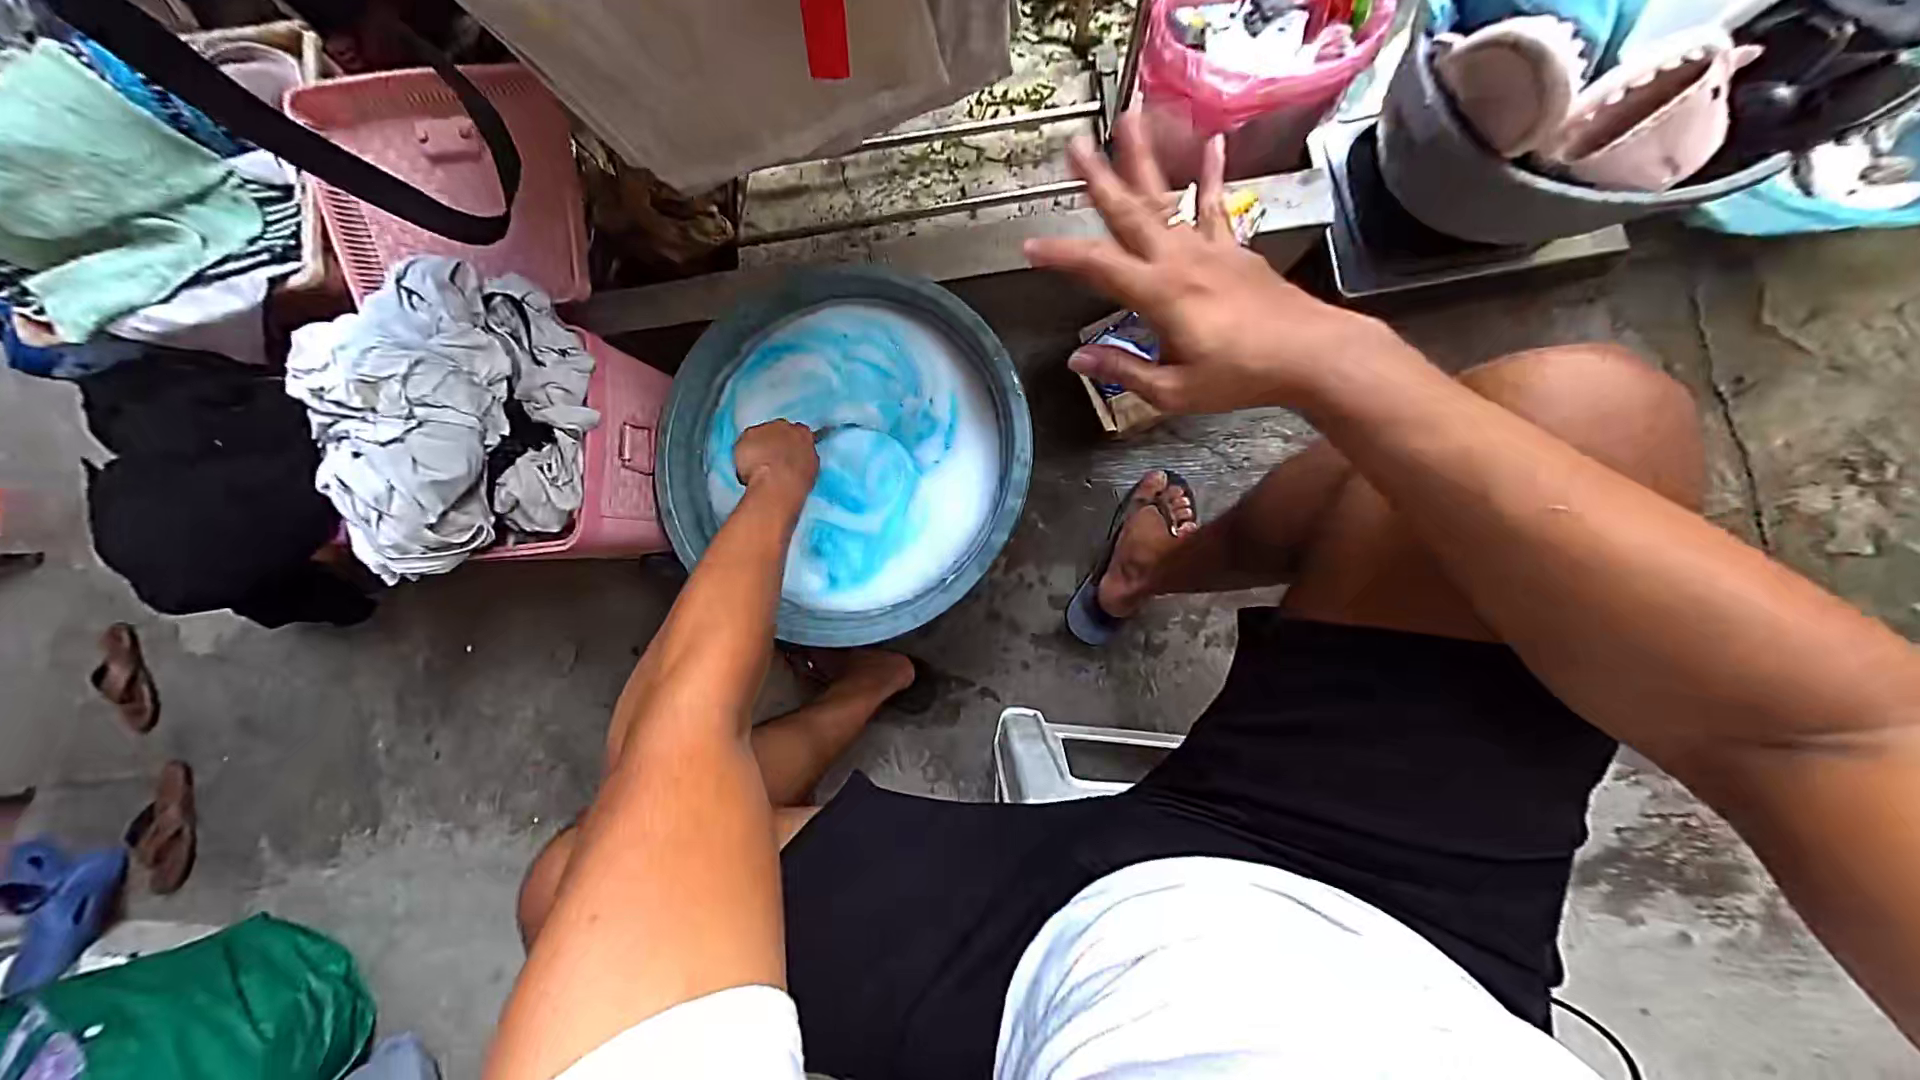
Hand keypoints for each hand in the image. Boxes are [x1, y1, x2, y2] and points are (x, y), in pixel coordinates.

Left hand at [734, 420, 818, 495]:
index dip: (791, 444)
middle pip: (777, 430)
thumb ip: (803, 457)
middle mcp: (783, 425)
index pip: (798, 433)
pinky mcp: (745, 436)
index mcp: (803, 434)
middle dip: (774, 442)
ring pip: (758, 436)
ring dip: (758, 447)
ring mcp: (762, 428)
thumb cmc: (798, 478)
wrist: (777, 481)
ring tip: (757, 466)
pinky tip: (747, 467)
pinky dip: (745, 453)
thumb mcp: (810, 468)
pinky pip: (744, 444)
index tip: (788, 453)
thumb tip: (799, 458)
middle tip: (772, 459)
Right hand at [1025, 113, 1404, 414]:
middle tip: (1075, 147)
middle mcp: (1181, 261)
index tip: (1030, 246)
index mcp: (1160, 295)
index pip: (1098, 267)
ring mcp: (1210, 250)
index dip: (1061, 255)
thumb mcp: (1173, 390)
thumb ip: (1124, 371)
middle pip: (1131, 213)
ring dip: (1145, 161)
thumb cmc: (1240, 376)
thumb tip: (1078, 360)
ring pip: (1168, 199)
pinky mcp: (1233, 252)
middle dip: (1099, 179)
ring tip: (1132, 120)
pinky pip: (1215, 208)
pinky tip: (1213, 147)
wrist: (1311, 355)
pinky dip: (1211, 177)